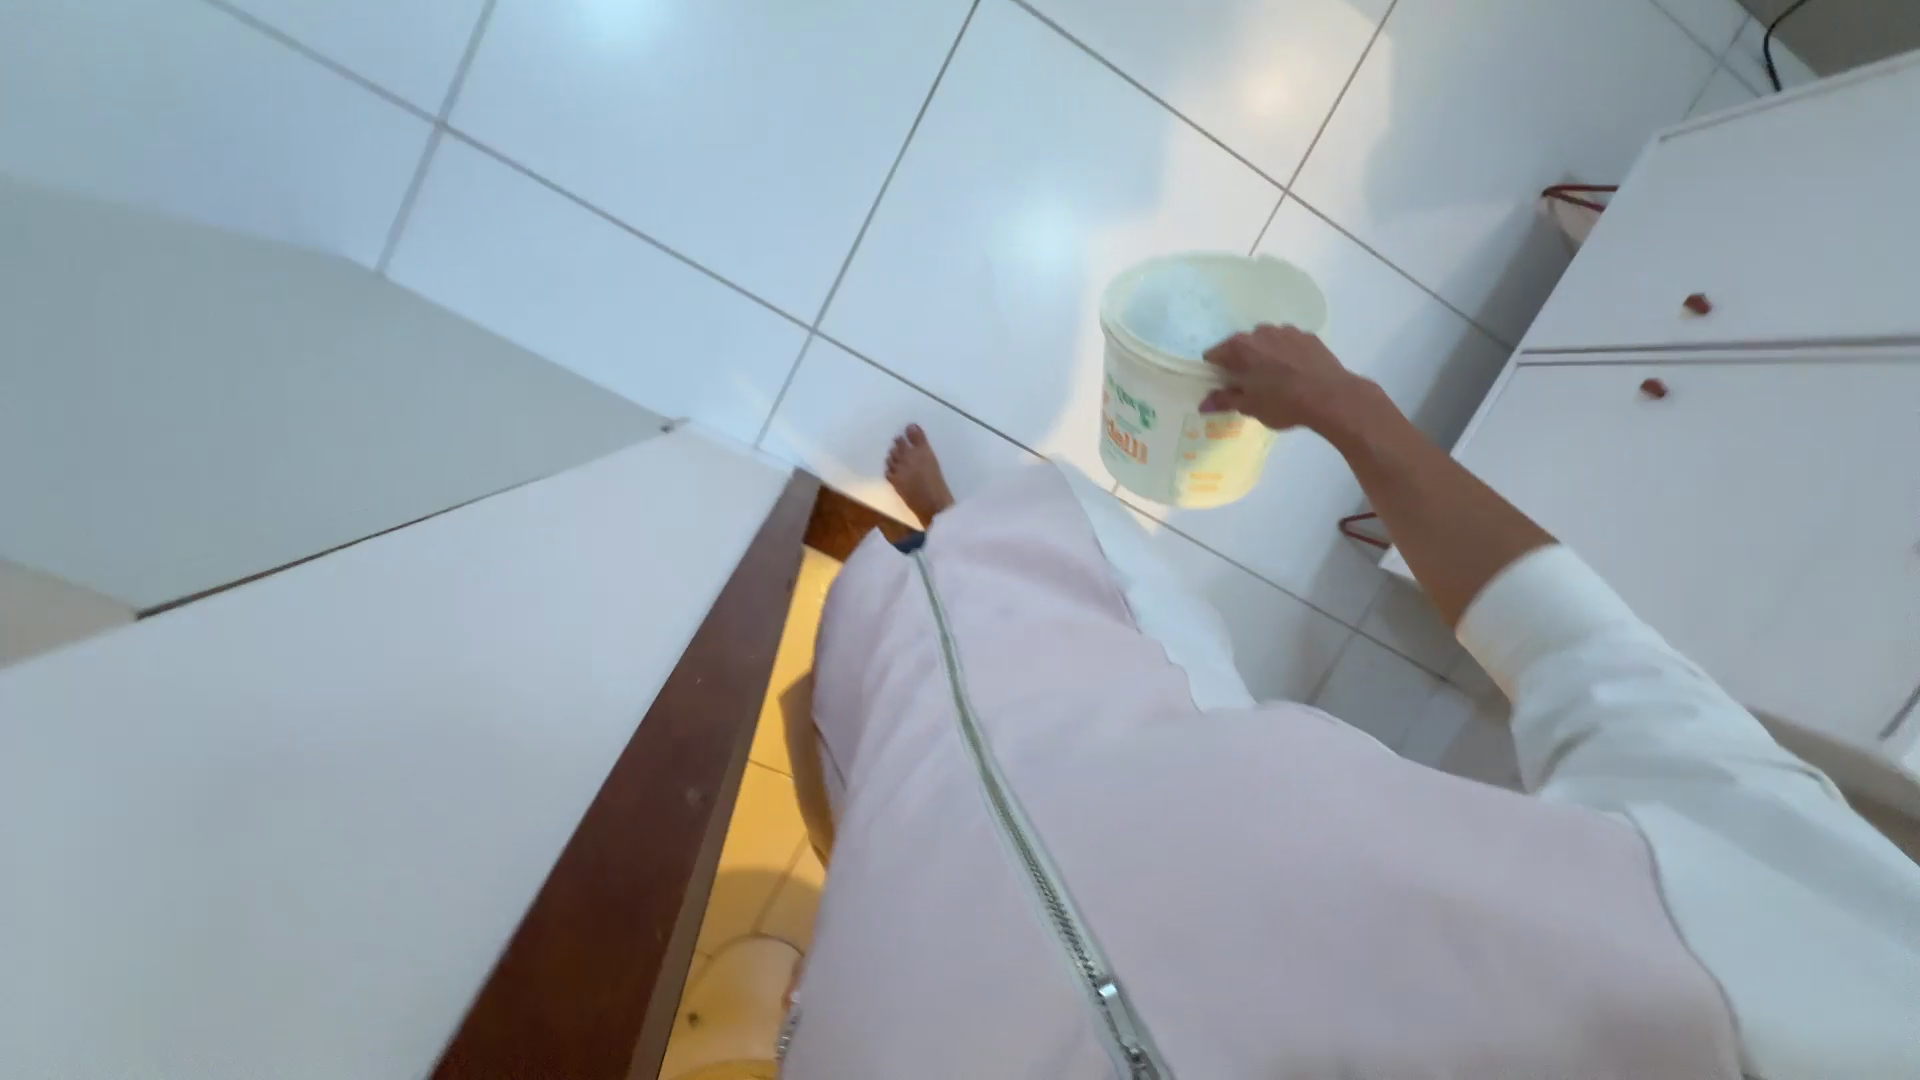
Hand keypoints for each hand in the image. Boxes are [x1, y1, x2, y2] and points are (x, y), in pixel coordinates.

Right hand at [1199, 324, 1374, 433]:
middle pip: (1240, 346)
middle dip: (1240, 363)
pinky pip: (1288, 343)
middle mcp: (1260, 332)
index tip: (1224, 387)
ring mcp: (1286, 331)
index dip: (1215, 372)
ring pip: (1265, 342)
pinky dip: (1286, 355)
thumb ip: (1223, 401)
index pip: (1213, 355)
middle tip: (1250, 386)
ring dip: (1264, 356)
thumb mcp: (1249, 407)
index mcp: (1239, 348)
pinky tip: (1295, 373)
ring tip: (1276, 380)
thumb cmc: (1282, 403)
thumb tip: (1204, 404)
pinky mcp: (1308, 336)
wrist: (1330, 397)